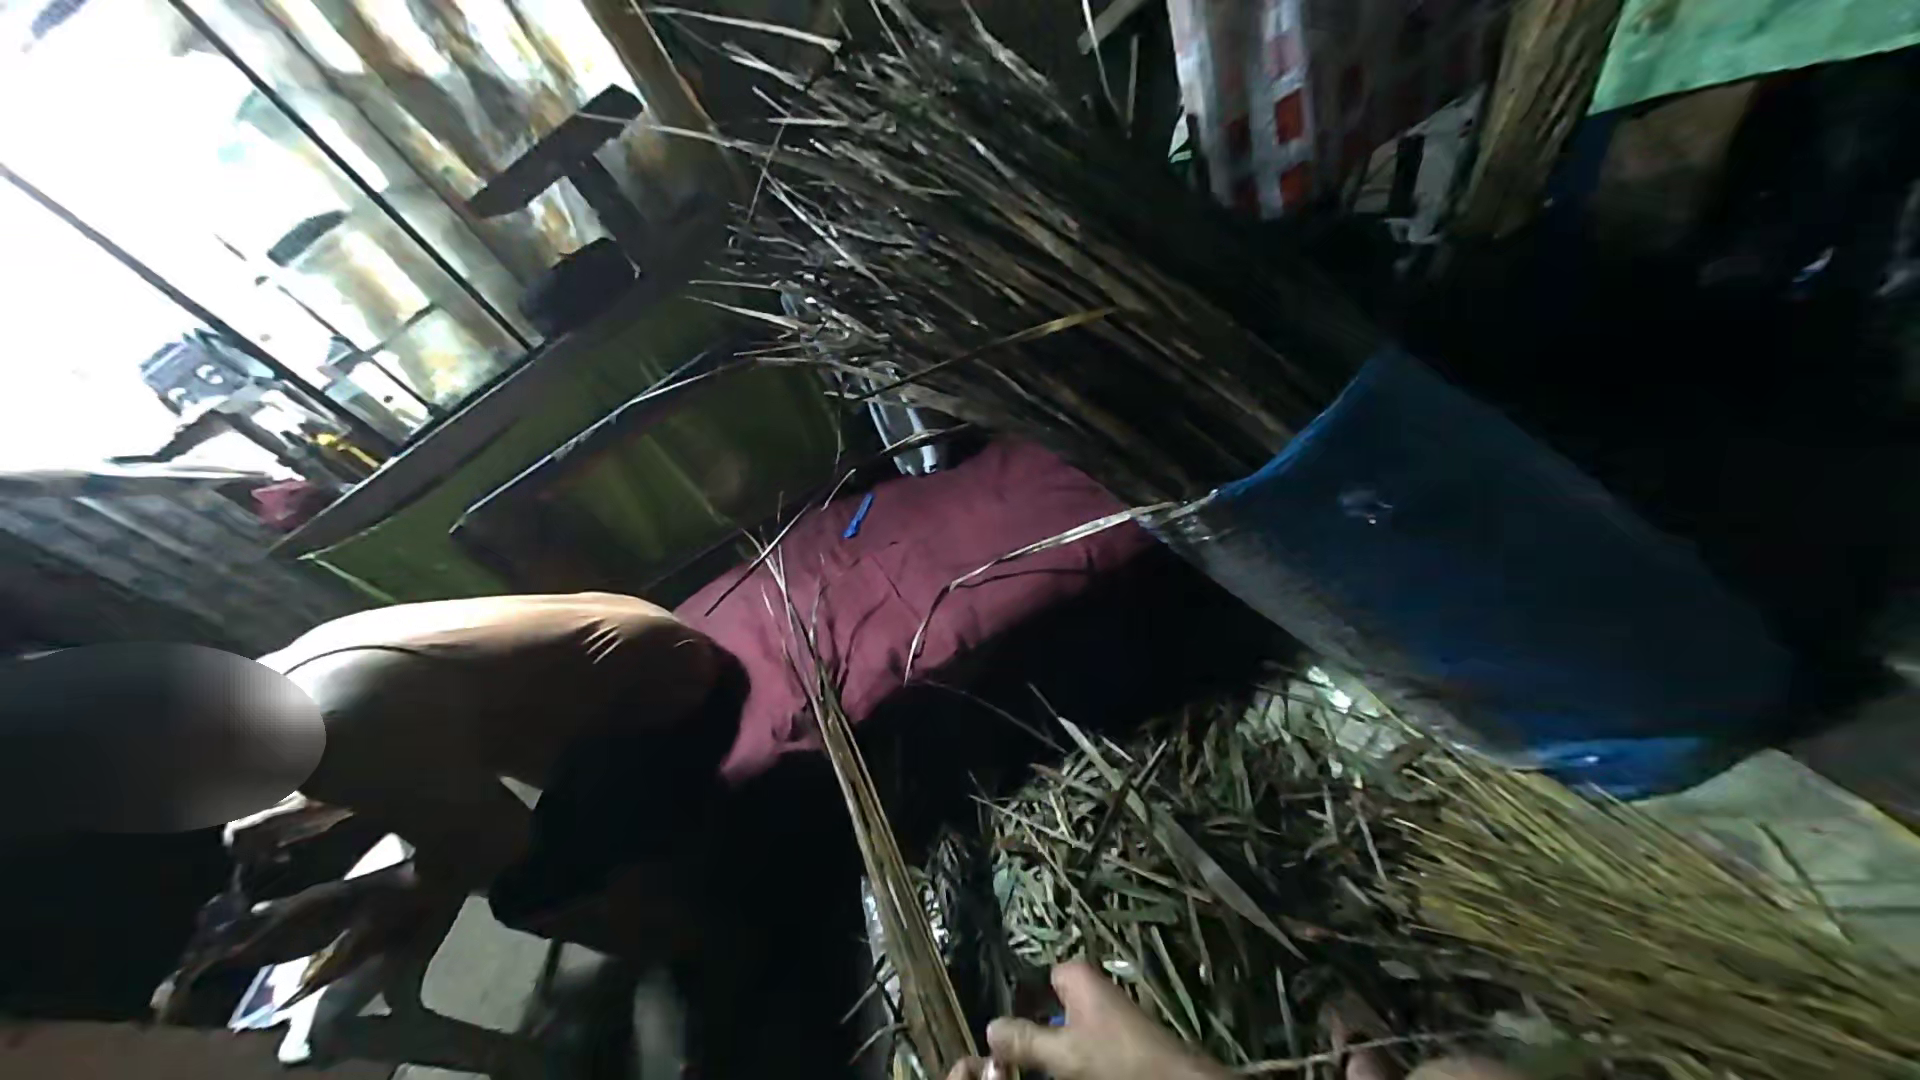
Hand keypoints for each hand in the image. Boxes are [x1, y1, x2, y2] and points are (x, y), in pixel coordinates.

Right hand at [946, 960, 1230, 1079]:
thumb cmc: (1118, 1059)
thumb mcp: (1065, 1055)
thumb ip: (1026, 1041)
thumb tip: (988, 1028)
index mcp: (1076, 976)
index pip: (1035, 983)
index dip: (1021, 1009)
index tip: (1008, 1038)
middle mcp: (1090, 988)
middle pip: (1049, 1011)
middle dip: (1036, 1036)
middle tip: (1019, 1063)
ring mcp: (1106, 1015)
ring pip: (1066, 1034)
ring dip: (1054, 1055)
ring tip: (1044, 1072)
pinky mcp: (1118, 1041)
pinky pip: (1084, 1048)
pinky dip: (1076, 1063)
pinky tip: (1073, 1074)